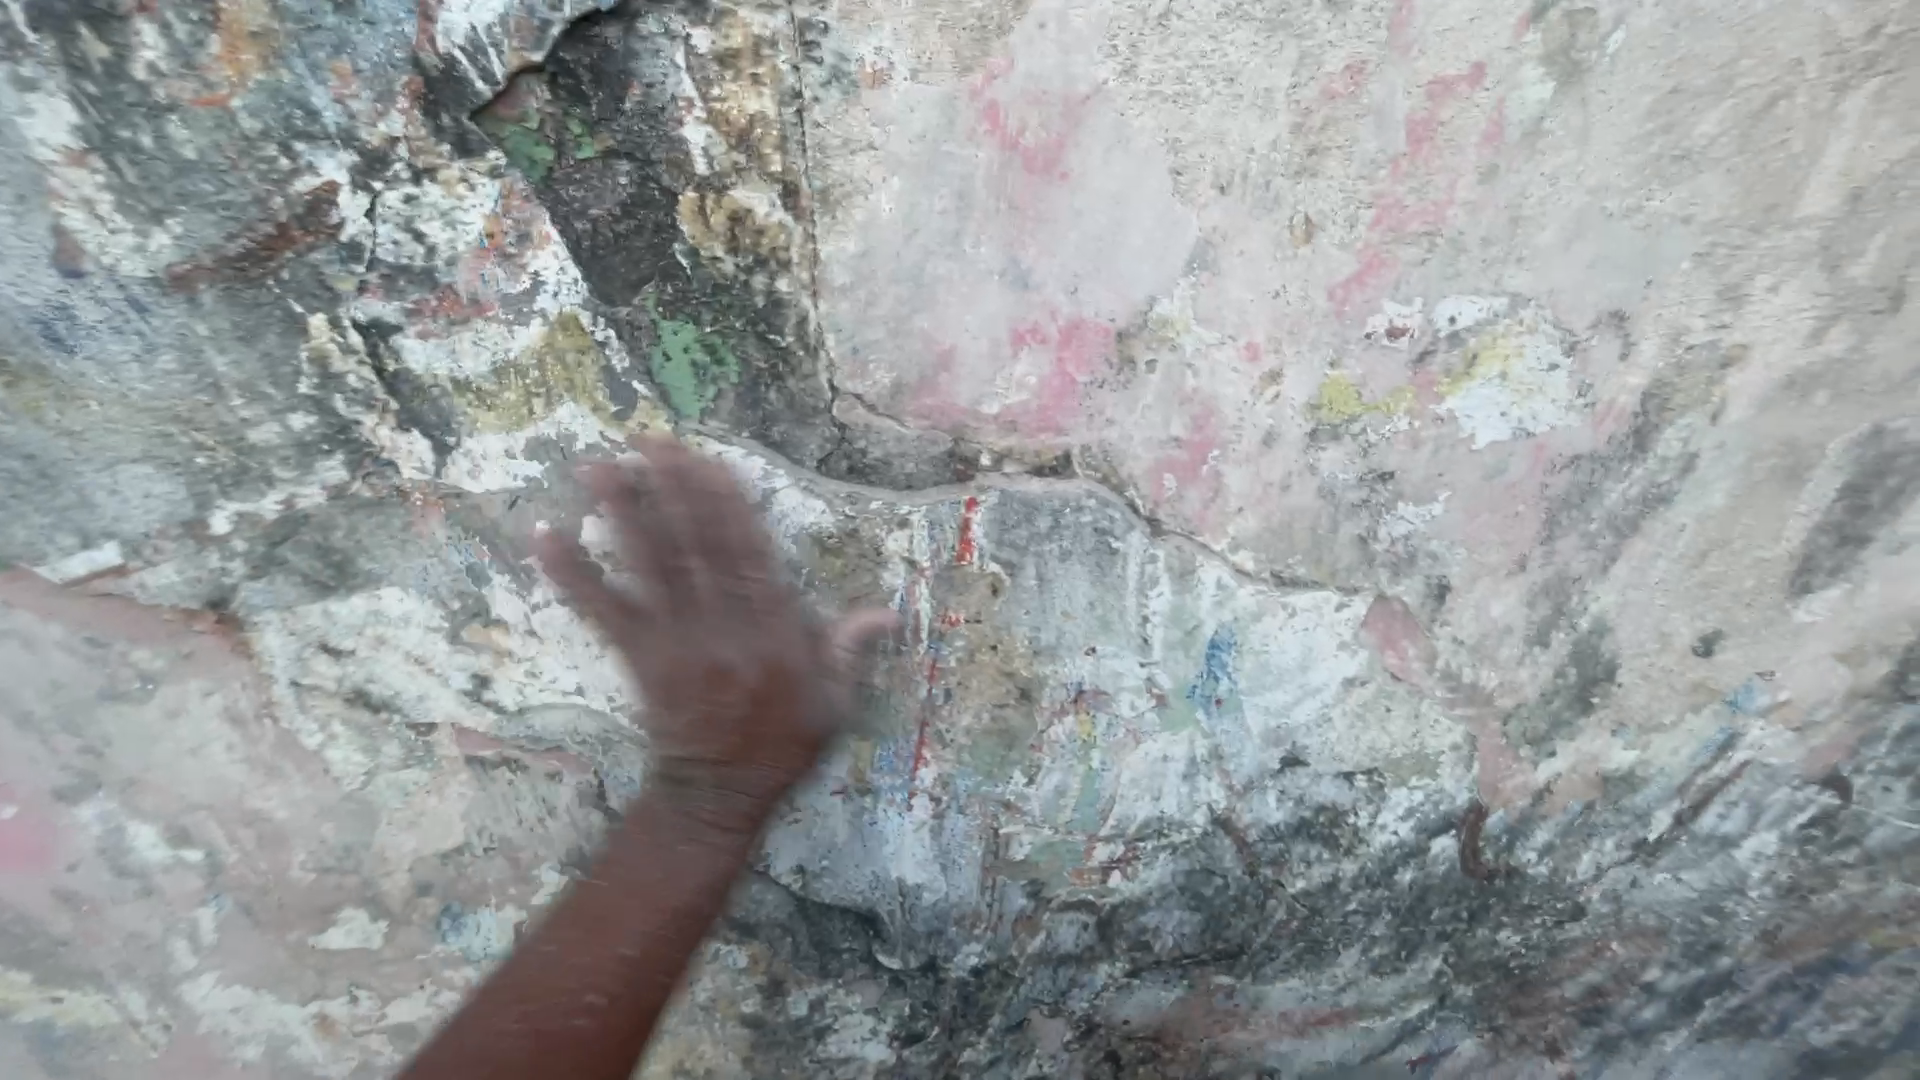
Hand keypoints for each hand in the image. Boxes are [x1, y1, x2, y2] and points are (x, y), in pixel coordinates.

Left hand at [536, 436, 894, 834]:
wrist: (720, 795)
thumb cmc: (782, 743)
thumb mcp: (835, 701)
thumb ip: (851, 650)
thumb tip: (888, 611)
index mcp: (774, 630)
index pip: (748, 551)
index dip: (724, 501)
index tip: (704, 458)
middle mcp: (724, 626)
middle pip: (695, 544)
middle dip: (670, 489)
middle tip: (645, 440)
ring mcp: (676, 641)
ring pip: (649, 566)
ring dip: (622, 513)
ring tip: (598, 466)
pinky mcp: (638, 659)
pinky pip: (603, 611)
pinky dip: (572, 574)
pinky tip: (546, 536)